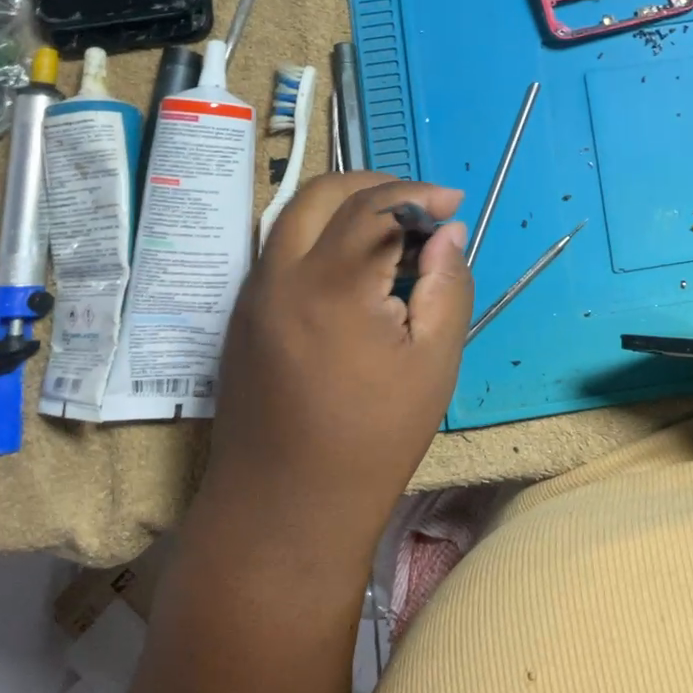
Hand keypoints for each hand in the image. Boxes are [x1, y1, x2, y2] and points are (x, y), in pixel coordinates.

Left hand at [206, 173, 473, 526]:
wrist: (284, 508)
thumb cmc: (373, 439)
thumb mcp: (434, 363)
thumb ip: (447, 286)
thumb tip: (449, 234)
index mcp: (332, 285)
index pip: (376, 206)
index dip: (418, 194)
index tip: (452, 203)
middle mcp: (279, 276)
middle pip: (321, 193)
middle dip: (375, 184)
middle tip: (419, 204)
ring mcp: (251, 296)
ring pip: (293, 217)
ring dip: (343, 207)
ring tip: (392, 231)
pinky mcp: (240, 318)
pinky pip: (279, 251)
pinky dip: (319, 236)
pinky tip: (355, 271)